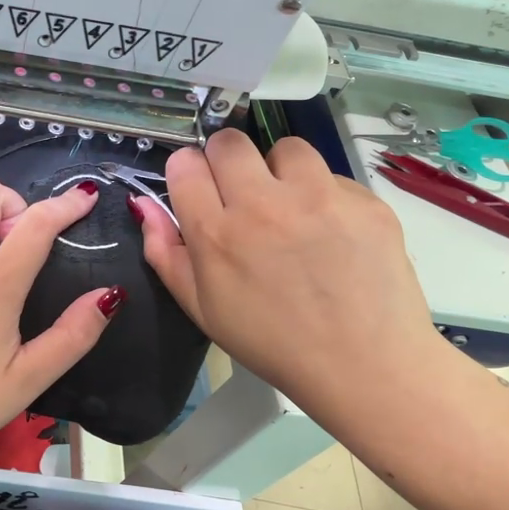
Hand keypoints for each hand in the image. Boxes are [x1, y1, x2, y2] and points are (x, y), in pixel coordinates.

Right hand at [131, 130, 444, 402]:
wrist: (365, 366)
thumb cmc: (272, 342)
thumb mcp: (201, 308)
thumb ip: (165, 251)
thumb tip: (144, 204)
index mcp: (216, 234)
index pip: (185, 164)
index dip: (188, 173)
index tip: (199, 189)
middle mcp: (263, 205)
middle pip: (230, 142)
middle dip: (226, 160)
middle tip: (241, 192)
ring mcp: (319, 198)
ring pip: (284, 149)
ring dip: (279, 170)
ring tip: (291, 208)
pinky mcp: (365, 201)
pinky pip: (333, 177)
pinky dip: (325, 196)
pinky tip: (331, 234)